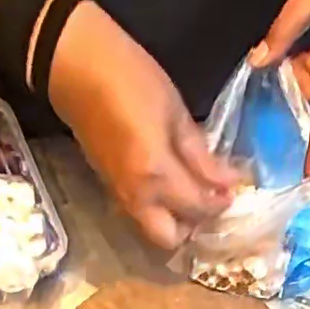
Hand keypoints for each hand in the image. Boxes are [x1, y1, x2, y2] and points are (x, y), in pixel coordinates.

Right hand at [49, 4, 238, 247]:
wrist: (76, 69)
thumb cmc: (130, 80)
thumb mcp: (175, 112)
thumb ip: (202, 156)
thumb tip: (227, 183)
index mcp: (157, 176)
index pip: (197, 208)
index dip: (219, 204)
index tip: (233, 191)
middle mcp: (138, 198)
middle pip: (170, 239)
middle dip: (192, 228)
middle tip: (207, 203)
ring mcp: (120, 198)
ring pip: (153, 232)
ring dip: (174, 223)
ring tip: (190, 196)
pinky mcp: (111, 191)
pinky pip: (141, 215)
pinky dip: (159, 212)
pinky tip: (169, 189)